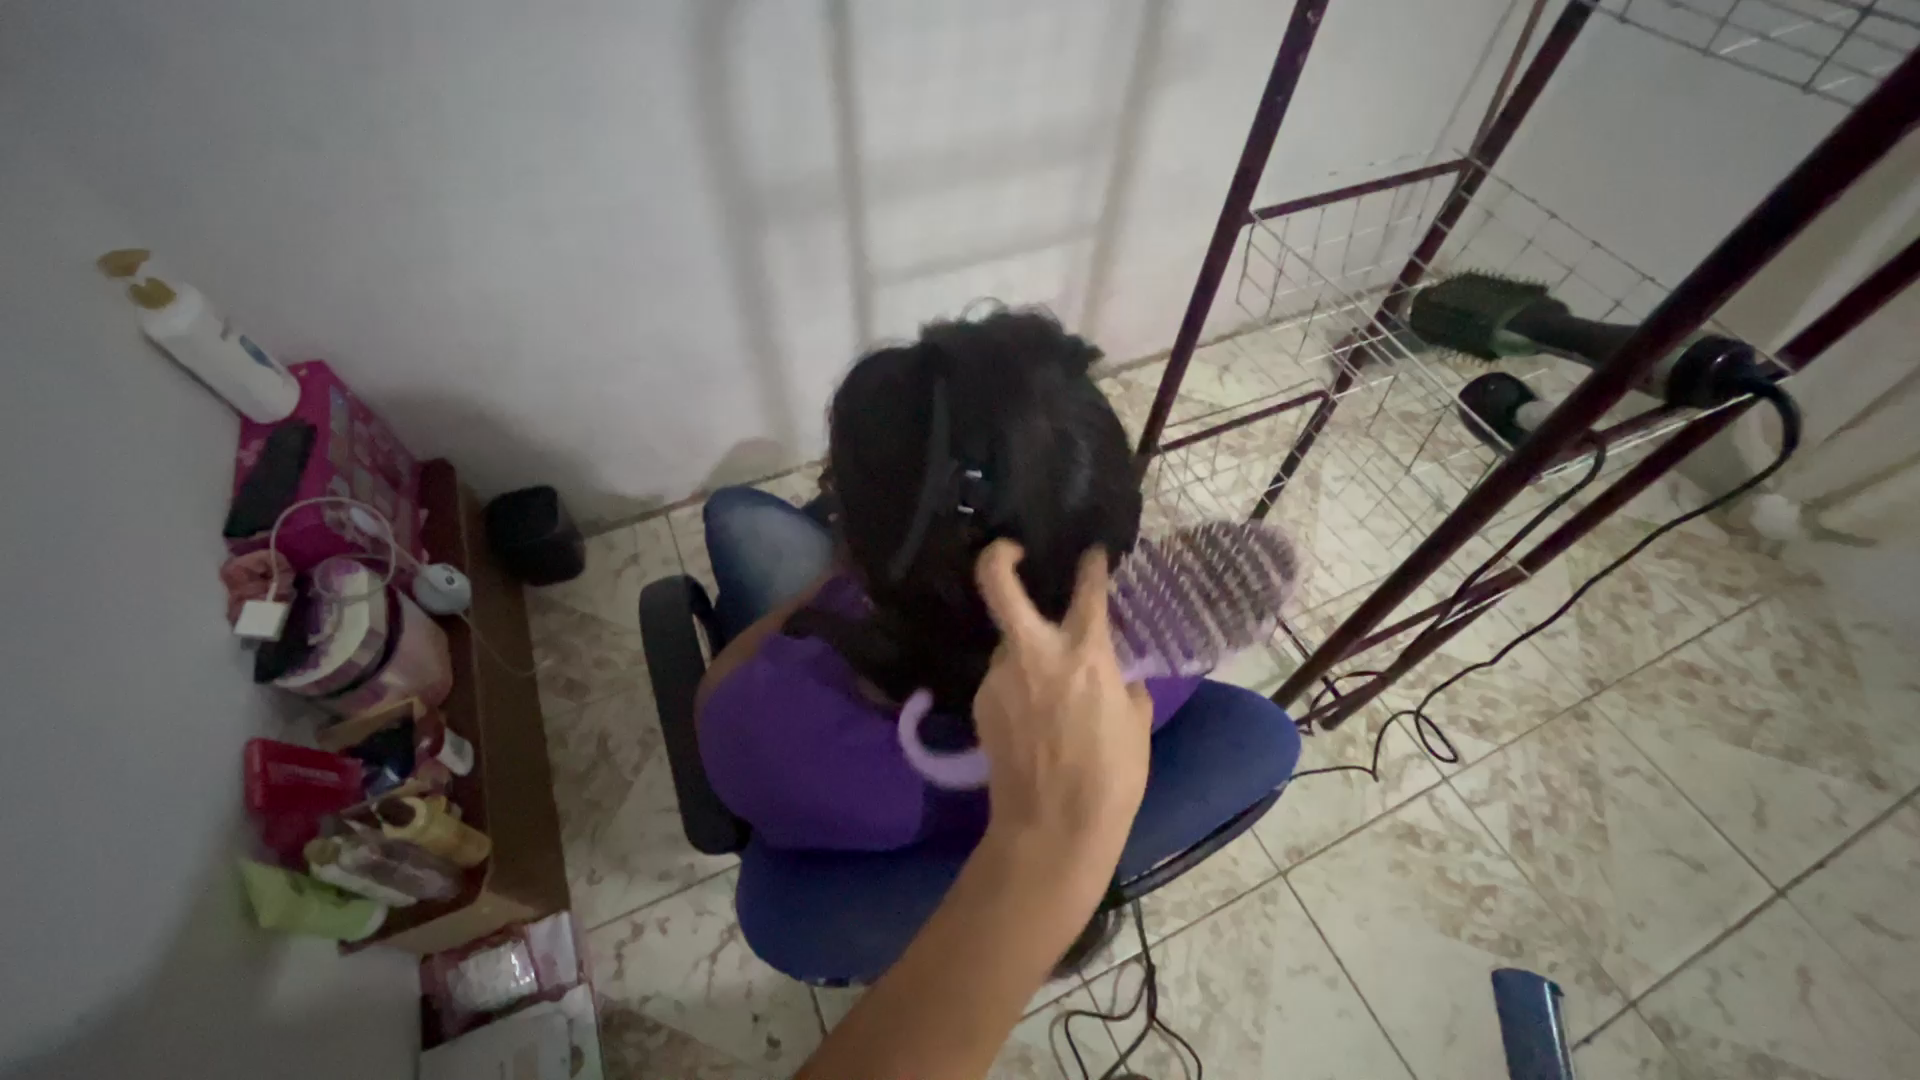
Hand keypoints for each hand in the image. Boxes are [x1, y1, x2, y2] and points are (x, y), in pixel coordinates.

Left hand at [971, 540, 1153, 854]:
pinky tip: (1032, 717)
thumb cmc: (1110, 778)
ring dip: (1025, 649)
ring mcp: (999, 676)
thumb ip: (1123, 686)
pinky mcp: (981, 701)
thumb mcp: (1136, 725)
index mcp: (1084, 655)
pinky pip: (1003, 678)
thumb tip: (1115, 675)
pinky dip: (1018, 684)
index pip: (1088, 590)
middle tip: (1009, 549)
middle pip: (997, 583)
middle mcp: (1035, 653)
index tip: (1092, 553)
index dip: (1092, 564)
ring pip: (1007, 641)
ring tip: (1046, 686)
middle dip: (999, 556)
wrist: (1052, 827)